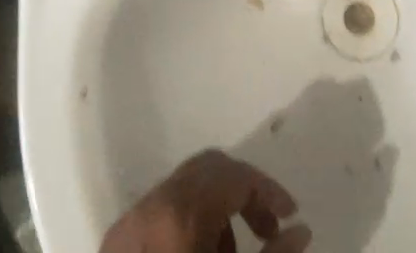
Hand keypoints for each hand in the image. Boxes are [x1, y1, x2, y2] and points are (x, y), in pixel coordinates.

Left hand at [101, 149, 311, 252]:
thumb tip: (300, 231)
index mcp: (179, 215)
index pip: (233, 175)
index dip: (268, 189)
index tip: (291, 216)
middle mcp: (149, 207)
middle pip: (206, 170)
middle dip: (242, 194)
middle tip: (268, 230)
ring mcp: (127, 225)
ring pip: (183, 190)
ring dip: (216, 210)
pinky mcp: (115, 245)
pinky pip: (160, 212)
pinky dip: (189, 224)